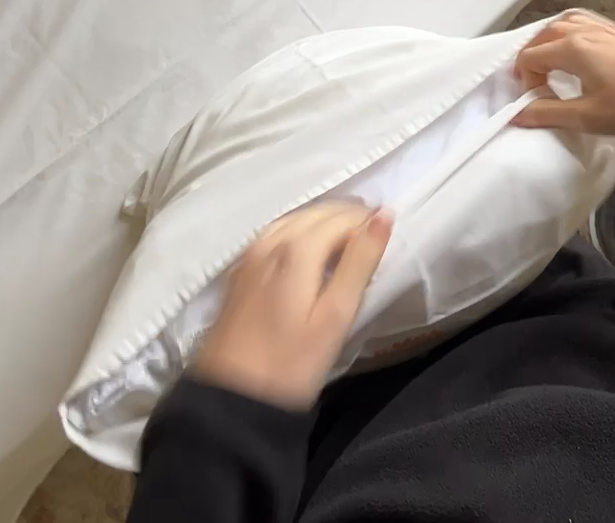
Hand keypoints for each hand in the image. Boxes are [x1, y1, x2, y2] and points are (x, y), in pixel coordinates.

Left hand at [191, 202, 392, 410]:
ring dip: (323, 223)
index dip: (368, 222)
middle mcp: (272, 241)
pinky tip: (307, 253)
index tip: (386, 238)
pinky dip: (299, 232)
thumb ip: (360, 261)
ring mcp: (251, 254)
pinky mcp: (239, 271)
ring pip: (295, 219)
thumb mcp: (336, 316)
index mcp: (298, 248)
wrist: (229, 402)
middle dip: (348, 217)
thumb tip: (384, 214)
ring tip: (346, 244)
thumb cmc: (292, 364)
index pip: (343, 217)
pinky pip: (275, 234)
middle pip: (317, 213)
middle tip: (372, 239)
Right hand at [511, 12, 614, 135]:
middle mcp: (582, 32)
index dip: (525, 79)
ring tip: (550, 62)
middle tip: (534, 82)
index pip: (531, 57)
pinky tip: (578, 47)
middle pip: (543, 36)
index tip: (535, 100)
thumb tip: (515, 114)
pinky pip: (583, 23)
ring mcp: (602, 29)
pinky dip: (569, 32)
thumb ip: (547, 113)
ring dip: (549, 42)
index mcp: (571, 49)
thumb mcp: (586, 116)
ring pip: (563, 25)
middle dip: (532, 58)